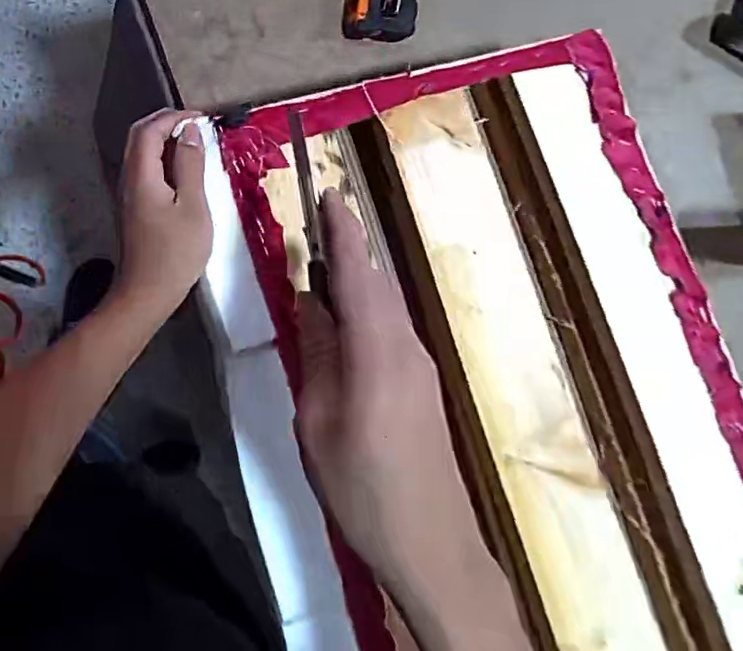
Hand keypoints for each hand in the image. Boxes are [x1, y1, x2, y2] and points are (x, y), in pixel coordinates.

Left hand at [114, 108, 210, 316]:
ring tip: (193, 143)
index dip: (173, 116)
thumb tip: (190, 131)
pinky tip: (182, 170)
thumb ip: (190, 165)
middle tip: (196, 124)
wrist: (146, 292)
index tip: (200, 117)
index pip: (149, 130)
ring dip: (163, 140)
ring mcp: (127, 193)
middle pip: (138, 136)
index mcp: (140, 175)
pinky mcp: (132, 206)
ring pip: (139, 152)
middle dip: (165, 122)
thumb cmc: (174, 252)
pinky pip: (144, 169)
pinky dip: (161, 158)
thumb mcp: (192, 206)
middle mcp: (127, 178)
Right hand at [296, 191, 512, 640]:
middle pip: (376, 282)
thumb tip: (309, 305)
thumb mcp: (318, 420)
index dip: (343, 231)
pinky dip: (367, 304)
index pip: (359, 274)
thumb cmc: (363, 485)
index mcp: (377, 351)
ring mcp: (420, 364)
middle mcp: (406, 346)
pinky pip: (391, 325)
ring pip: (385, 302)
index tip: (329, 195)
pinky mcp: (422, 382)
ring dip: (358, 275)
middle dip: (350, 246)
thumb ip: (316, 355)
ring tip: (324, 263)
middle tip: (319, 221)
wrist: (434, 547)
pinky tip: (345, 317)